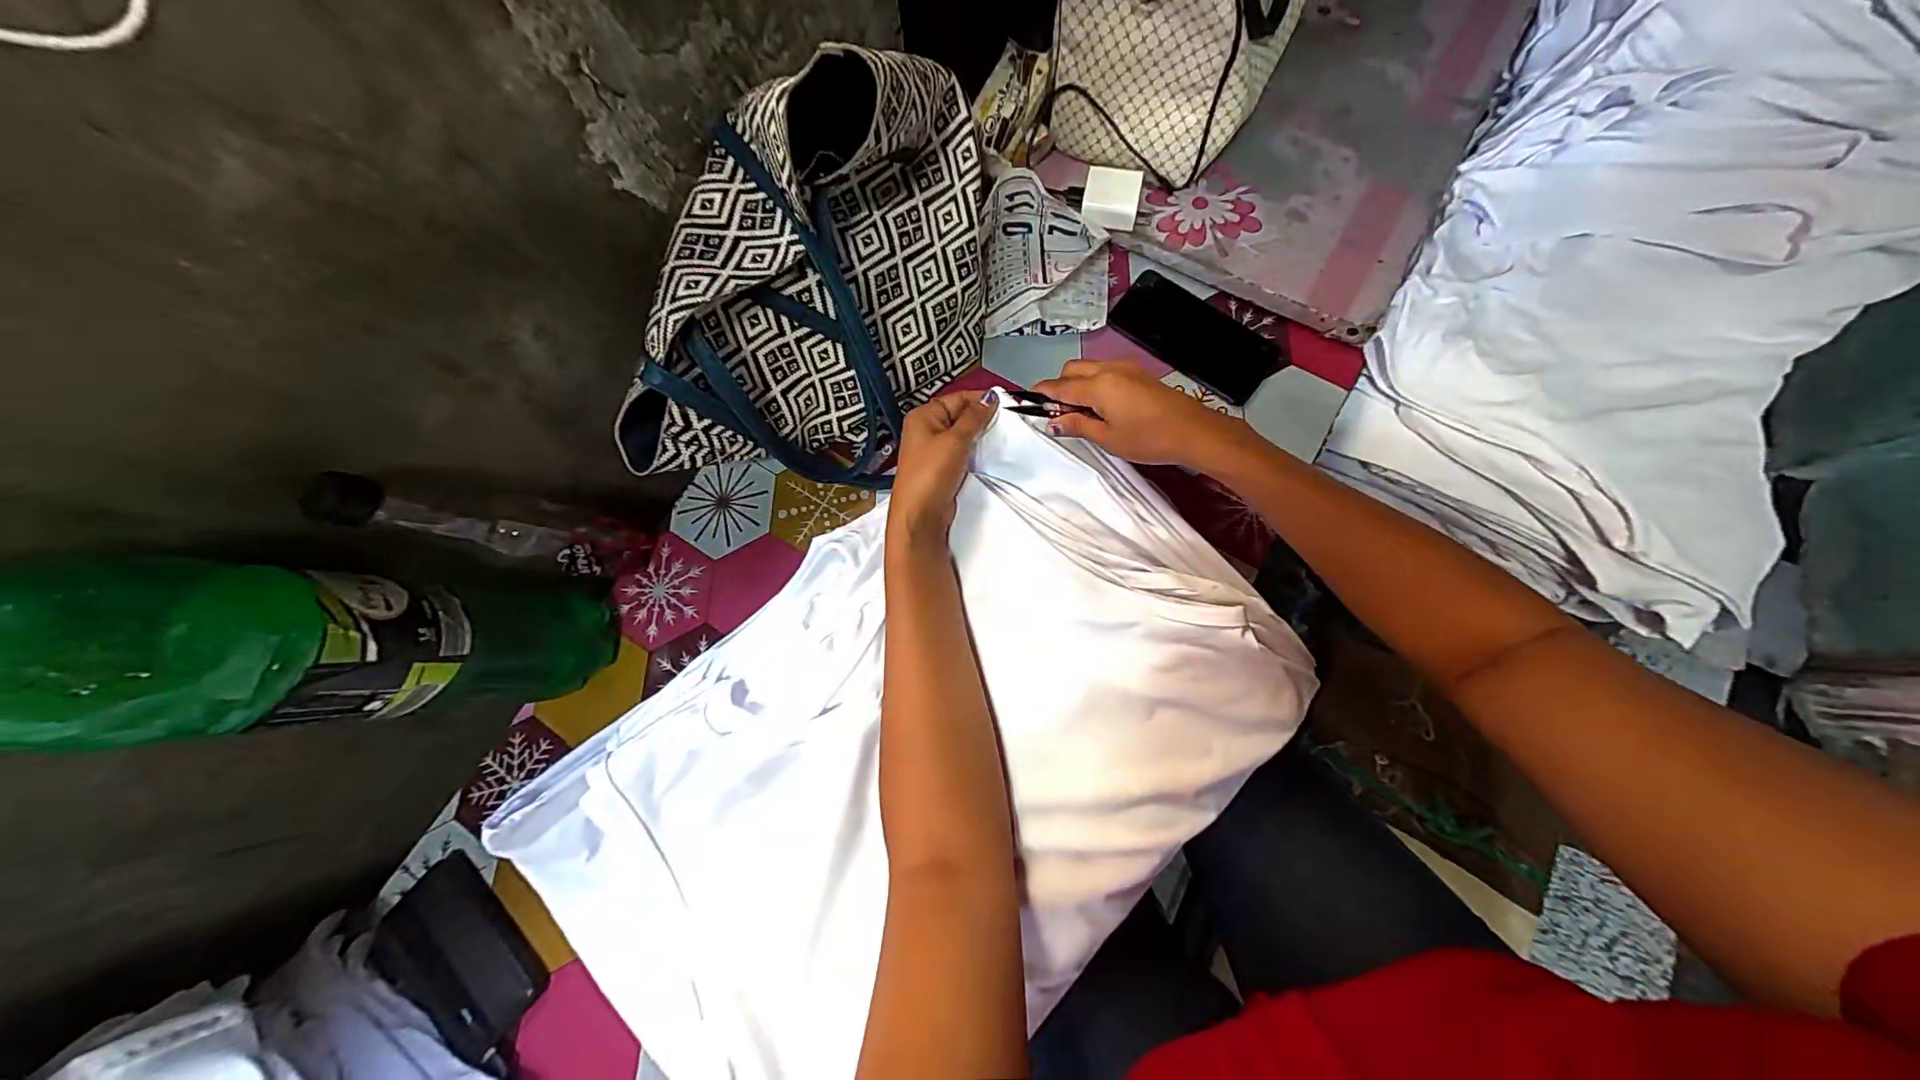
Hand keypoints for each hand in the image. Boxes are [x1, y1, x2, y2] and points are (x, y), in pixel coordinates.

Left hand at [887, 391, 996, 544]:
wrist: (921, 514)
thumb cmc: (931, 474)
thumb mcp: (955, 439)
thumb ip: (974, 417)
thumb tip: (989, 398)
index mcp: (923, 416)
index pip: (957, 398)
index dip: (980, 399)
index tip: (1005, 402)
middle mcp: (926, 429)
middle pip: (960, 415)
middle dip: (981, 418)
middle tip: (1007, 421)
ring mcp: (934, 449)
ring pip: (962, 434)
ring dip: (979, 436)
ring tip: (1000, 436)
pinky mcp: (942, 467)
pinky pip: (962, 451)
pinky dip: (974, 451)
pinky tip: (989, 452)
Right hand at [1034, 360, 1250, 467]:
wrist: (1194, 431)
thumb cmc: (1149, 438)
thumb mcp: (1107, 438)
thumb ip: (1077, 425)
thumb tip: (1053, 422)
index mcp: (1097, 386)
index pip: (1058, 385)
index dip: (1040, 395)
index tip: (1028, 403)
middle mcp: (1109, 370)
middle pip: (1071, 370)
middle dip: (1059, 387)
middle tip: (1060, 414)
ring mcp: (1126, 368)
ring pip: (1089, 368)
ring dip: (1078, 384)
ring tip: (1083, 413)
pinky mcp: (1138, 374)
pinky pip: (1106, 372)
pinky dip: (1095, 383)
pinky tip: (1103, 406)